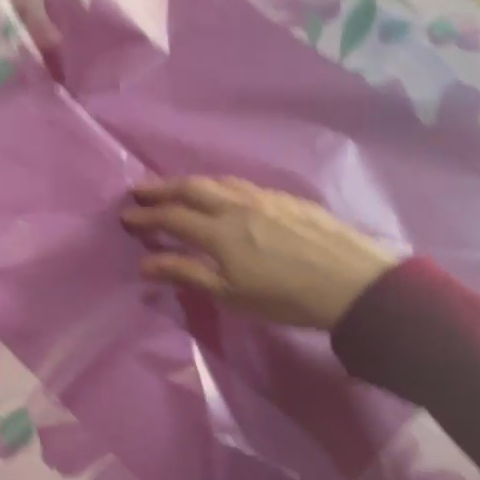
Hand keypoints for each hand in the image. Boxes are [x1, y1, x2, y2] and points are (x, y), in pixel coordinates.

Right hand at [121, 177, 399, 329]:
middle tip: (139, 191)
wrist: (354, 284)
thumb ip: (186, 274)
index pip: (171, 216)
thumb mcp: (230, 294)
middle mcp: (236, 206)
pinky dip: (219, 185)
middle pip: (191, 188)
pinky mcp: (286, 199)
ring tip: (175, 188)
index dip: (145, 216)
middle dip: (161, 189)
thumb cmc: (285, 297)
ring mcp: (264, 198)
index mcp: (218, 231)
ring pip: (218, 181)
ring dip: (190, 183)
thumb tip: (144, 263)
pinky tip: (222, 193)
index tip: (125, 216)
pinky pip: (241, 184)